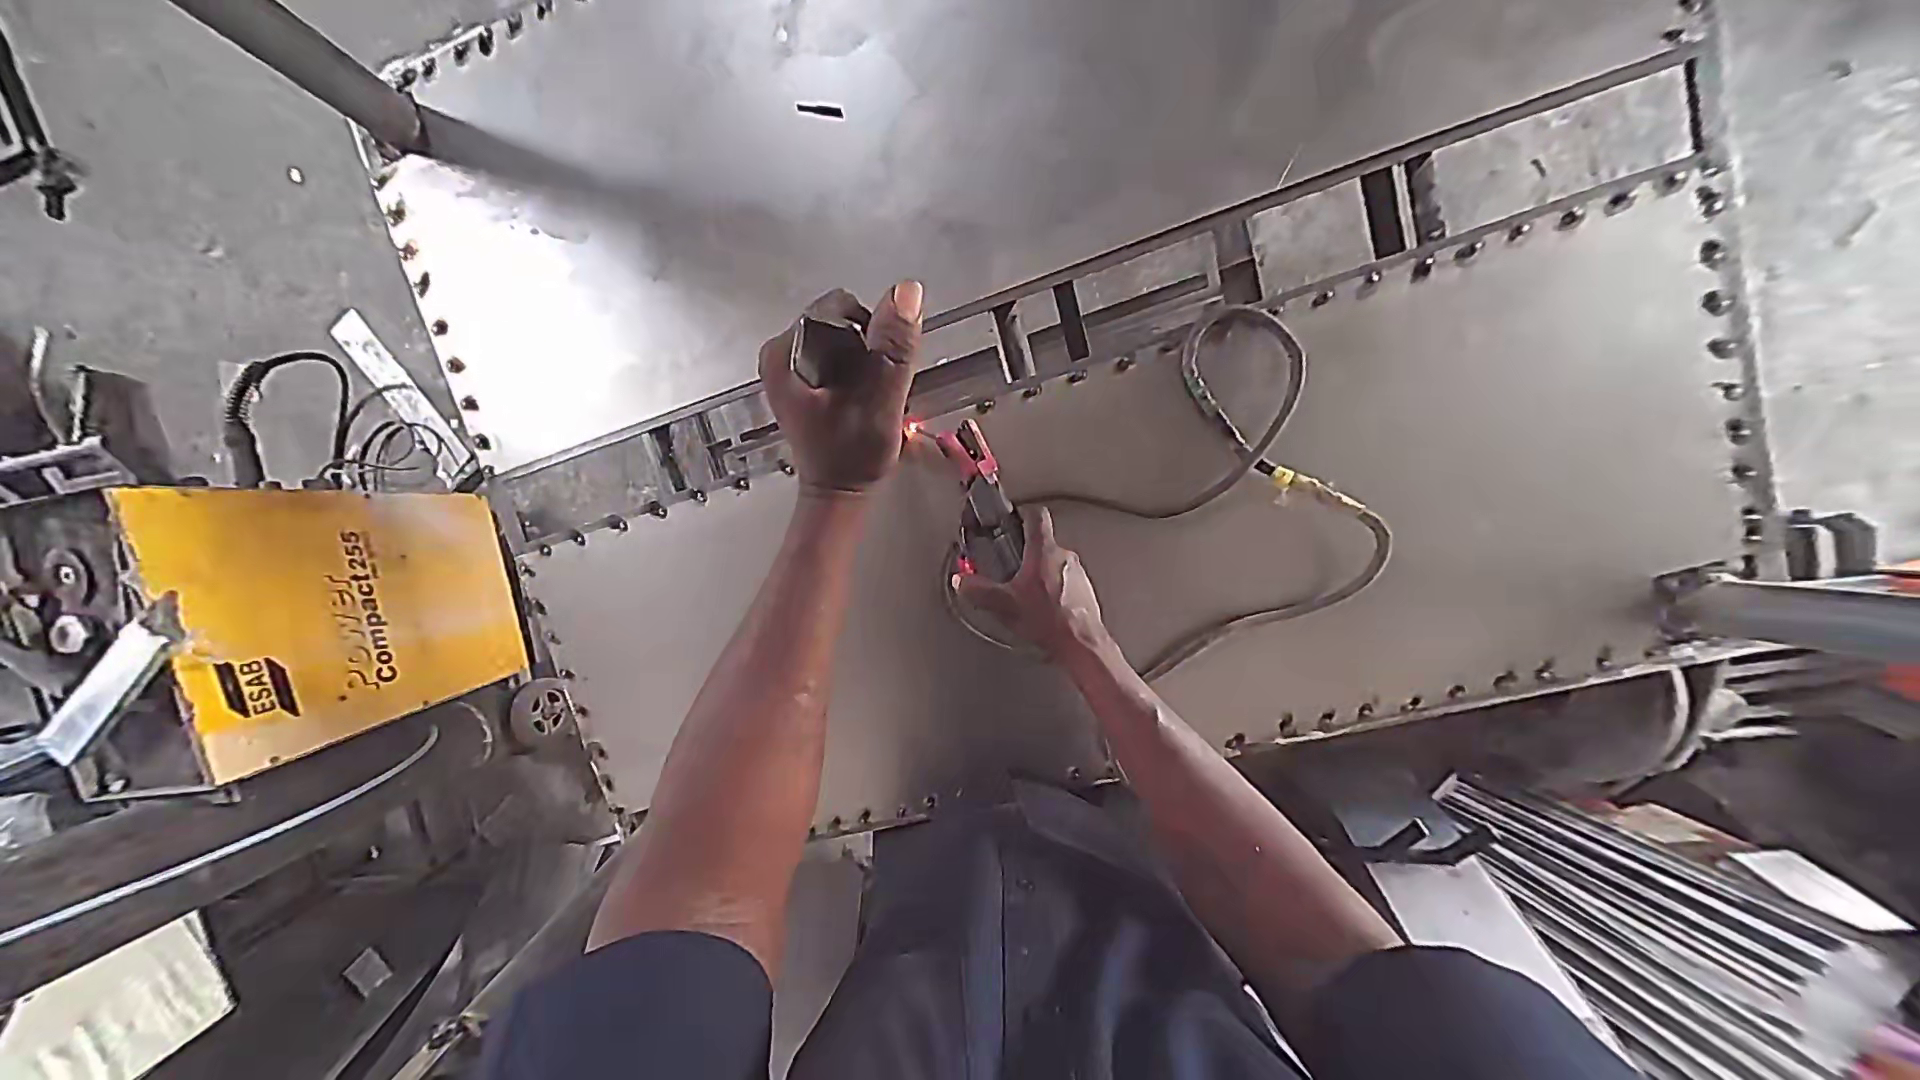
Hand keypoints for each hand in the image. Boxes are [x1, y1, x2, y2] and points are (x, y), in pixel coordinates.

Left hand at [759, 283, 922, 493]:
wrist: (839, 494)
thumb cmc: (851, 458)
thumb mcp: (880, 403)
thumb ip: (893, 350)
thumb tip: (906, 293)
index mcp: (784, 353)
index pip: (839, 309)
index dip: (872, 334)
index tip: (878, 374)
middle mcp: (780, 353)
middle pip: (841, 320)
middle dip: (869, 349)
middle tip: (874, 390)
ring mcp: (790, 366)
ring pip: (844, 337)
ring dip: (867, 360)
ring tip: (869, 397)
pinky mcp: (803, 378)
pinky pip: (840, 354)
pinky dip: (859, 370)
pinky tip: (863, 398)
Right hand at [955, 507, 1111, 661]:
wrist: (1080, 643)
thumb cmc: (1048, 620)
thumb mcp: (1003, 604)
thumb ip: (977, 590)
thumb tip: (963, 582)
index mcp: (1043, 551)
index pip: (1036, 516)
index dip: (1023, 513)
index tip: (1015, 517)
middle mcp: (1065, 557)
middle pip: (1044, 542)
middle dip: (1027, 552)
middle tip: (1012, 566)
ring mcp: (1078, 574)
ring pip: (1056, 563)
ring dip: (1042, 572)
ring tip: (1027, 592)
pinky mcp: (1086, 591)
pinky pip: (1067, 581)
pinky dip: (1055, 589)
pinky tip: (1043, 607)